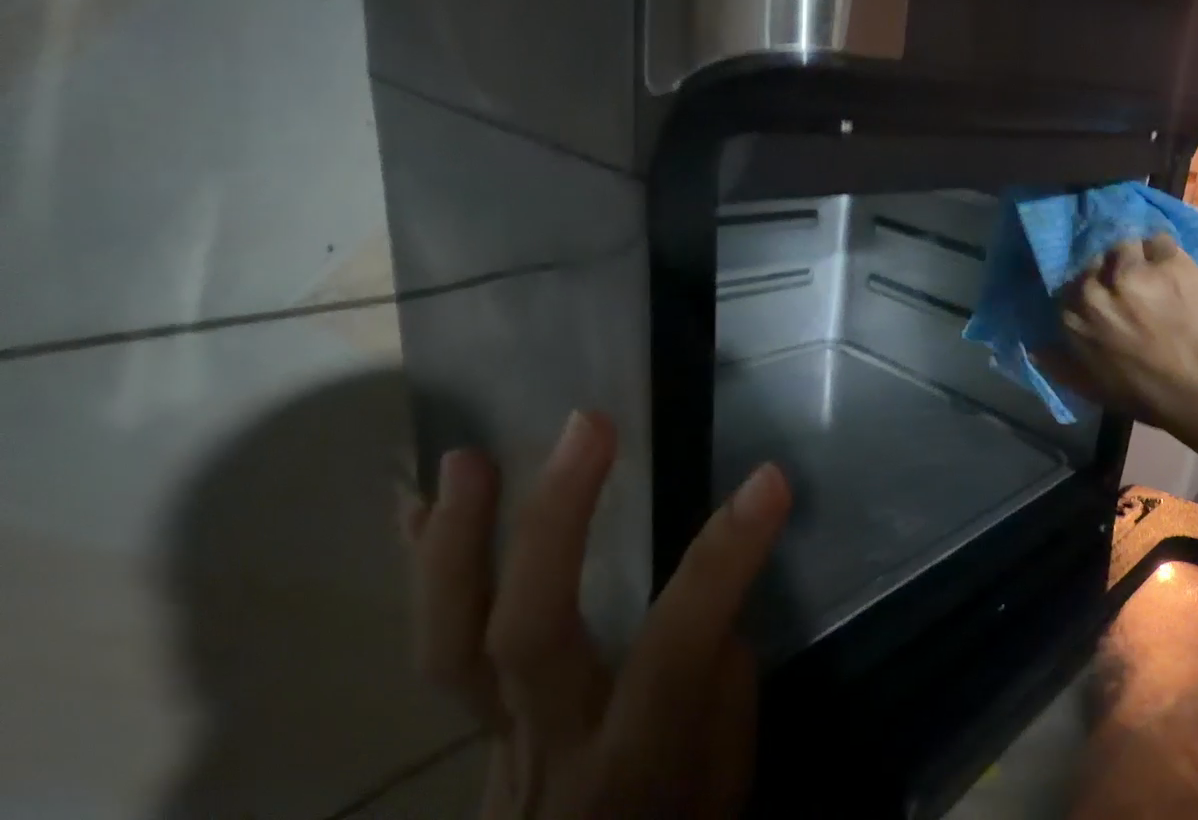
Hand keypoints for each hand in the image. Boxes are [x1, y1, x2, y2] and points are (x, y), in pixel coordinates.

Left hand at [400, 411, 790, 818]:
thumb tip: (712, 616)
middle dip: (556, 520)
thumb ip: (723, 700)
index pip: (678, 646)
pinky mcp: (470, 721)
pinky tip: (417, 500)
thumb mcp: (724, 787)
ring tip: (467, 458)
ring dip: (456, 540)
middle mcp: (552, 737)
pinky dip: (424, 565)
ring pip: (451, 639)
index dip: (722, 560)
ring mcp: (494, 730)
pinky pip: (436, 643)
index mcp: (636, 756)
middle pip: (530, 630)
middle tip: (587, 427)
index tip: (766, 481)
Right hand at [1048, 233, 1197, 435]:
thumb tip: (1035, 348)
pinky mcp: (1168, 259)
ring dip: (1137, 257)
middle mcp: (1094, 287)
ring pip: (1126, 246)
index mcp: (1071, 318)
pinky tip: (1177, 271)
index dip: (1090, 292)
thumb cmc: (1151, 397)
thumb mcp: (1094, 389)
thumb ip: (1061, 365)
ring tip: (1155, 275)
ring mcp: (1132, 270)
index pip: (1068, 288)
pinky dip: (1166, 254)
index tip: (1107, 302)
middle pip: (1095, 262)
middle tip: (1133, 289)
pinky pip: (1160, 242)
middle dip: (1110, 273)